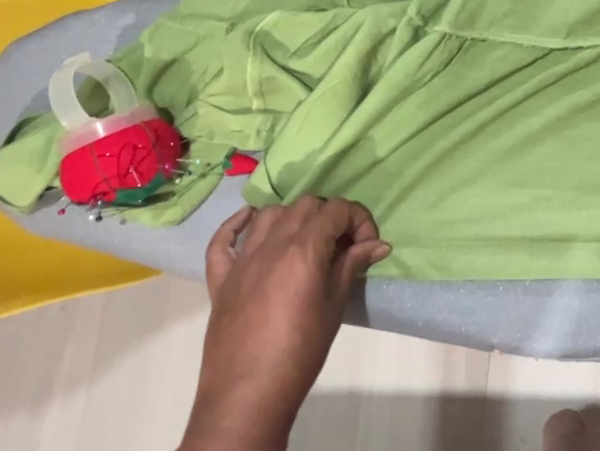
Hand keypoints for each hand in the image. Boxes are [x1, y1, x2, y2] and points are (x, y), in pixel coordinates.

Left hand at [180, 197, 390, 450]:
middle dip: (330, 216)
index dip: (359, 220)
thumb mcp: (335, 305)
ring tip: (306, 240)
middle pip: (305, 205)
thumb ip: (352, 266)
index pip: (337, 210)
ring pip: (269, 214)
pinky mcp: (220, 280)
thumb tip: (378, 244)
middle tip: (341, 246)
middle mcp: (271, 245)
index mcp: (303, 250)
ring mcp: (241, 261)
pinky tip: (250, 221)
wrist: (248, 395)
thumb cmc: (300, 351)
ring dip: (293, 218)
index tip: (367, 246)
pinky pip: (221, 241)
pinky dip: (236, 225)